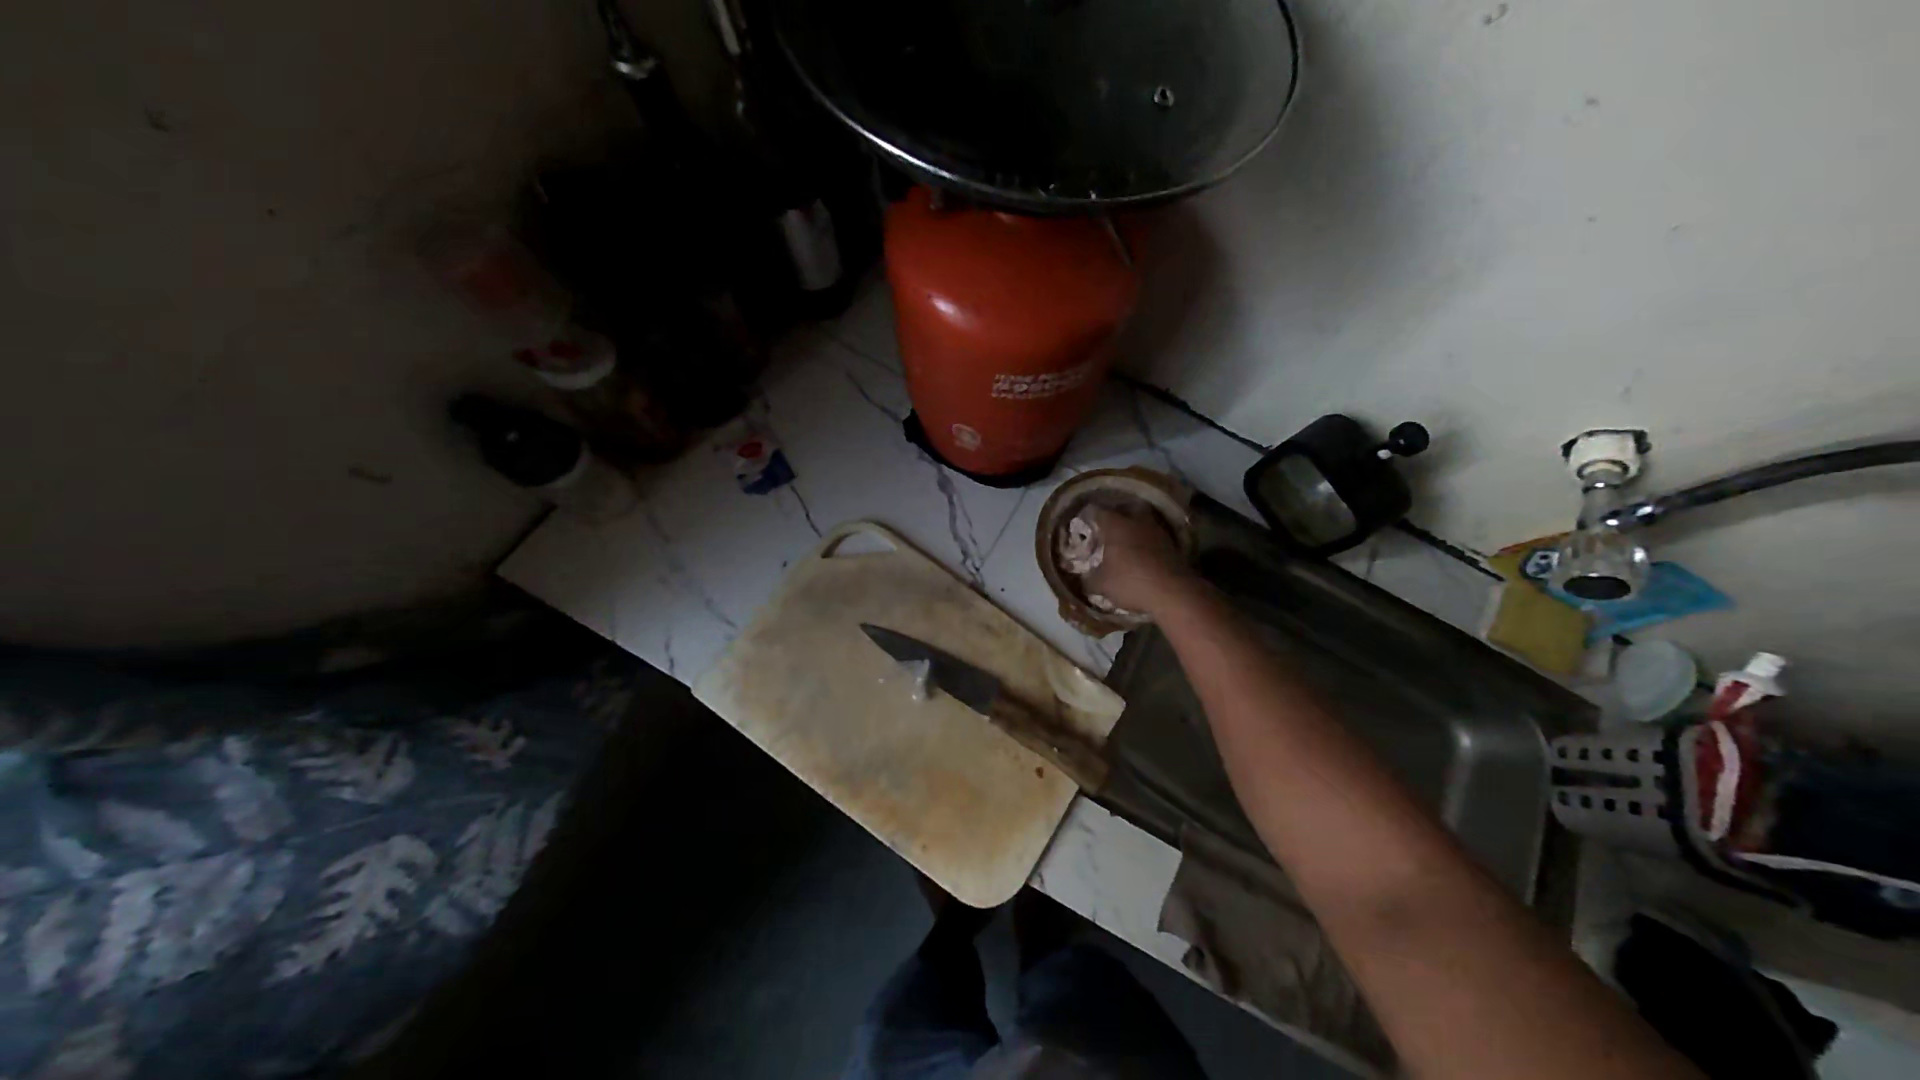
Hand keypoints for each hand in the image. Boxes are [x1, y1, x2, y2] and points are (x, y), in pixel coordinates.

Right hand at [1080, 505, 1195, 616]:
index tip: (1085, 527)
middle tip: (1108, 531)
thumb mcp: (1101, 585)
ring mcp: (1158, 531)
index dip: (1090, 518)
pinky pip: (1155, 537)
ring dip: (1135, 530)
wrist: (1173, 593)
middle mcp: (1137, 521)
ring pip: (1143, 522)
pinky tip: (1143, 556)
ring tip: (1127, 544)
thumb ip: (1089, 579)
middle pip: (1126, 510)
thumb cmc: (1130, 582)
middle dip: (1117, 518)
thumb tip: (1083, 578)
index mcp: (1116, 525)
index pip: (1098, 512)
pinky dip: (1148, 543)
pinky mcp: (1173, 545)